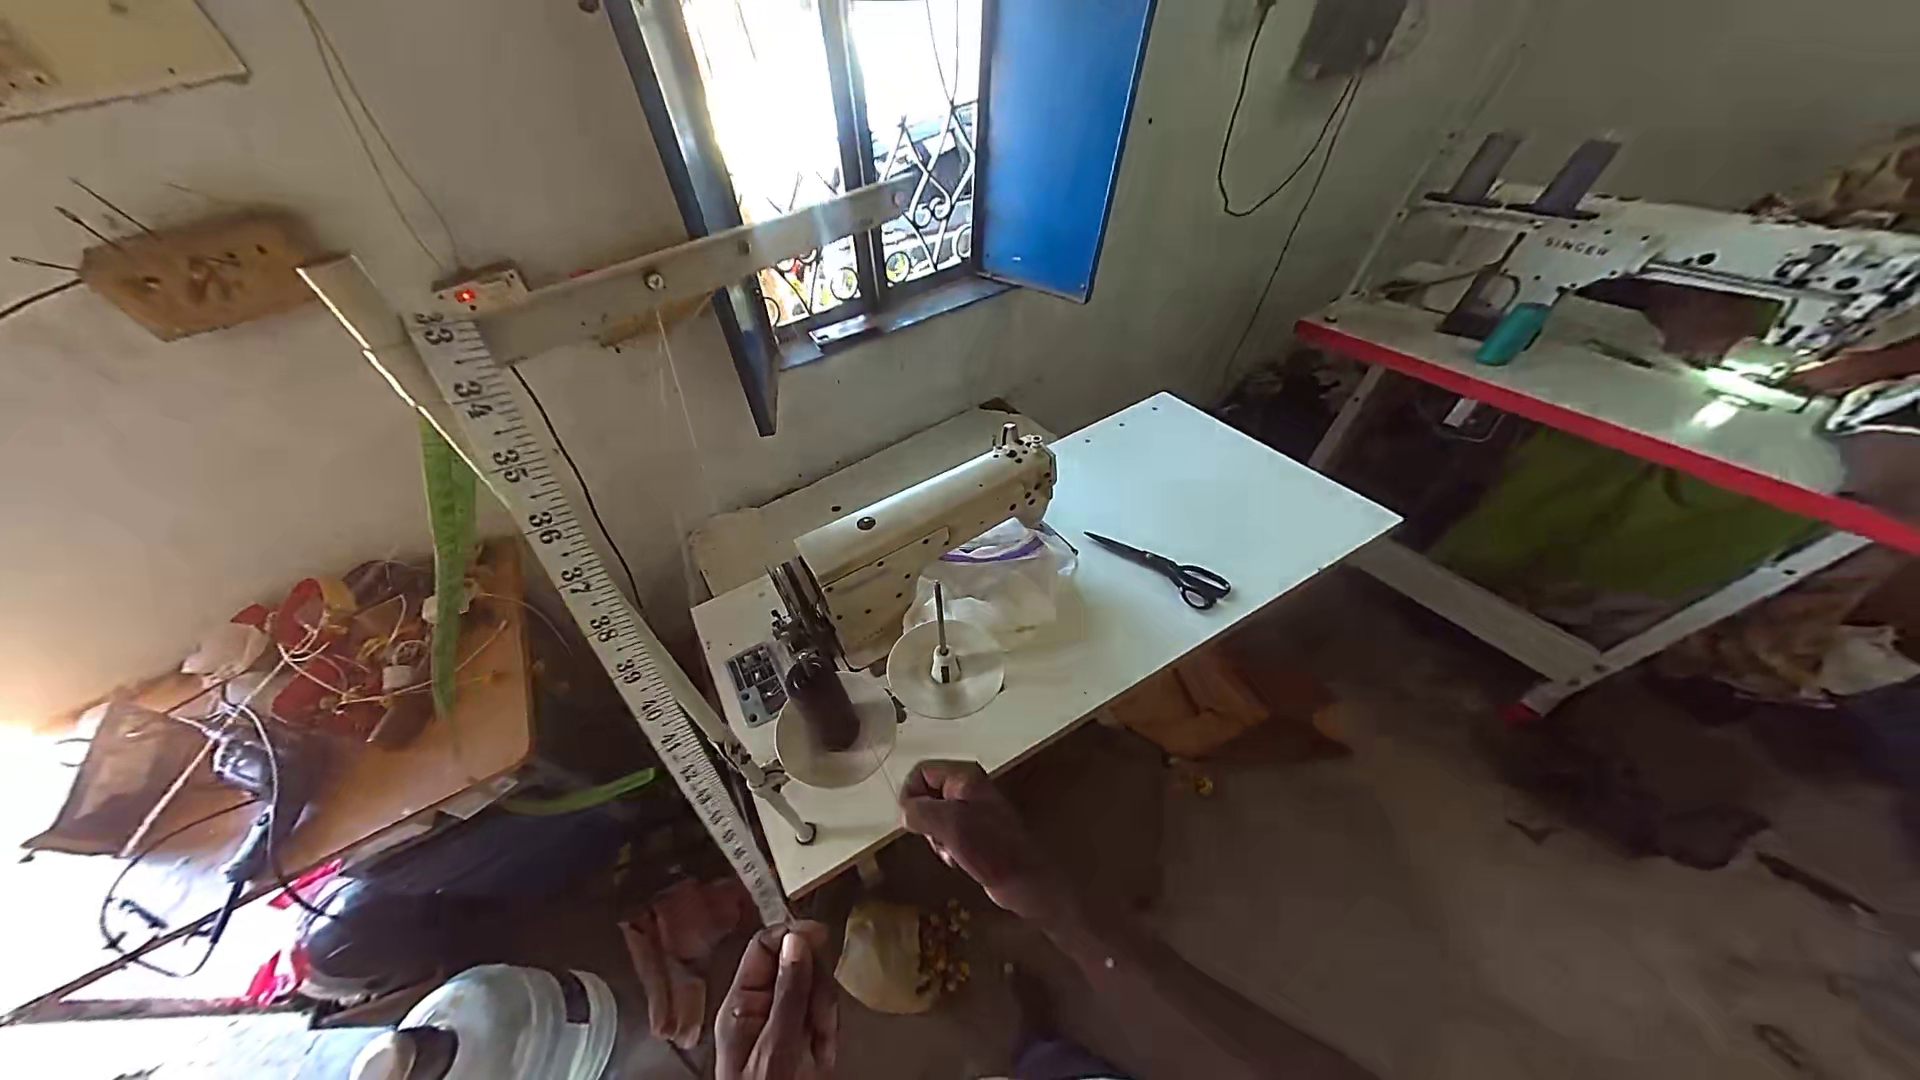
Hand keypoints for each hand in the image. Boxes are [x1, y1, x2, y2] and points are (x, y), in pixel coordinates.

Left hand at [717, 921, 837, 1079]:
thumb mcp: (776, 1050)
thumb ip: (788, 994)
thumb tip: (797, 937)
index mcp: (740, 1003)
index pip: (763, 945)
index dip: (792, 934)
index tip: (822, 938)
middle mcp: (756, 1004)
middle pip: (794, 962)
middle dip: (816, 986)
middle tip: (821, 1019)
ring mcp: (776, 1020)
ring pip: (812, 984)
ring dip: (825, 1012)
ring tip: (823, 1049)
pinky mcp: (794, 1035)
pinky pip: (818, 1010)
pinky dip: (827, 1029)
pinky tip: (824, 1055)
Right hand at [898, 760, 1070, 923]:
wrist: (1025, 879)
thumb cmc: (991, 847)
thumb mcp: (950, 824)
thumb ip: (921, 811)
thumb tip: (904, 812)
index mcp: (964, 775)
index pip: (922, 771)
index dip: (911, 794)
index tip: (911, 820)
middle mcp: (967, 787)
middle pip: (926, 794)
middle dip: (924, 820)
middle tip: (937, 838)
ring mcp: (972, 809)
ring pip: (933, 817)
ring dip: (935, 837)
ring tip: (950, 851)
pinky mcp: (975, 831)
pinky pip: (946, 833)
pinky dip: (945, 846)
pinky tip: (957, 859)